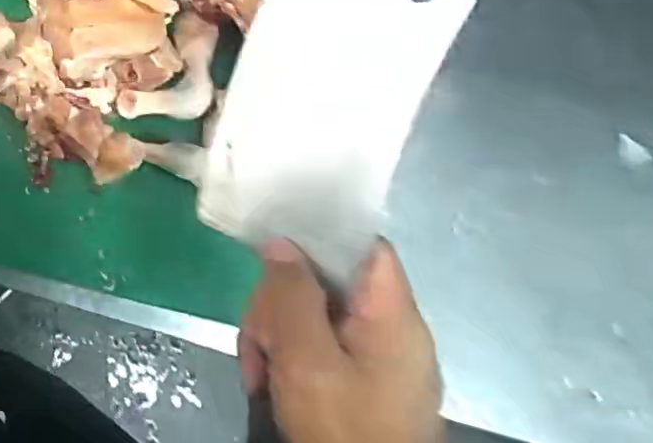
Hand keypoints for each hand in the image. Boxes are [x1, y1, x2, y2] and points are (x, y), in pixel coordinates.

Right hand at [239, 239, 442, 442]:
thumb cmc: (343, 433)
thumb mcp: (306, 360)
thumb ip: (291, 293)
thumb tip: (280, 243)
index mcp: (393, 318)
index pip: (365, 244)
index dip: (322, 230)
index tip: (278, 234)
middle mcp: (389, 332)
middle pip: (326, 280)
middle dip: (280, 301)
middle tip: (261, 335)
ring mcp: (373, 361)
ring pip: (310, 313)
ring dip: (274, 333)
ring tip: (259, 367)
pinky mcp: (357, 384)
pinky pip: (314, 346)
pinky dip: (285, 356)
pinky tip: (266, 379)